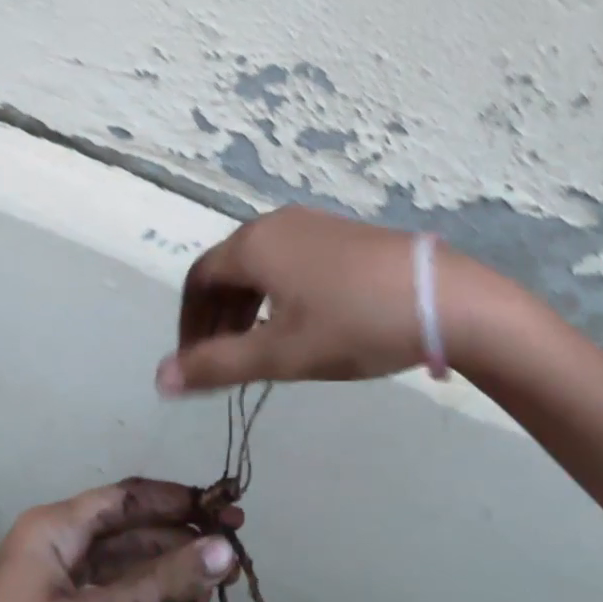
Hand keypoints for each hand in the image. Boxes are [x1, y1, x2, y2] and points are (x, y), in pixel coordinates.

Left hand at [0, 477, 243, 601]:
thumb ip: (161, 585)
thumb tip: (225, 549)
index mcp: (54, 528)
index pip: (125, 498)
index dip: (177, 501)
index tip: (226, 511)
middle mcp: (55, 546)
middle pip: (127, 529)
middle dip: (180, 537)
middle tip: (233, 548)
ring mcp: (54, 586)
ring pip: (122, 566)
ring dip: (168, 570)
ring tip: (219, 578)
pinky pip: (110, 596)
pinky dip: (147, 598)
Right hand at [156, 205, 491, 393]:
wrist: (442, 297)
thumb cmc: (352, 324)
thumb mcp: (281, 354)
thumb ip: (217, 365)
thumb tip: (160, 377)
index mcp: (252, 244)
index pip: (197, 280)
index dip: (188, 324)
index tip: (193, 365)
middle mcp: (274, 224)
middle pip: (227, 269)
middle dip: (217, 317)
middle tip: (222, 363)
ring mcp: (312, 225)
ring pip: (260, 265)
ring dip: (246, 307)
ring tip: (258, 348)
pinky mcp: (342, 234)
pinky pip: (289, 260)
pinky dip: (276, 294)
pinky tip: (299, 323)